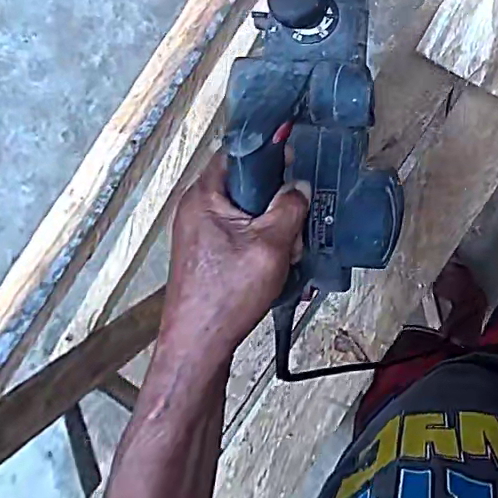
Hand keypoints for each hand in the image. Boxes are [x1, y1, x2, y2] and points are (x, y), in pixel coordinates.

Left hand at [163, 152, 308, 358]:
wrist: (199, 346)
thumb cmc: (226, 296)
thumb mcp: (271, 244)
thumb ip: (290, 207)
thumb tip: (299, 187)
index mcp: (204, 198)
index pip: (236, 152)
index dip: (267, 150)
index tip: (293, 155)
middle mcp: (198, 209)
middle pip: (248, 183)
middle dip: (278, 199)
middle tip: (294, 219)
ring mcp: (203, 232)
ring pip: (251, 210)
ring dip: (276, 225)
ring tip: (287, 249)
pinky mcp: (211, 252)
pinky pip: (245, 232)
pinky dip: (265, 241)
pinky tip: (279, 262)